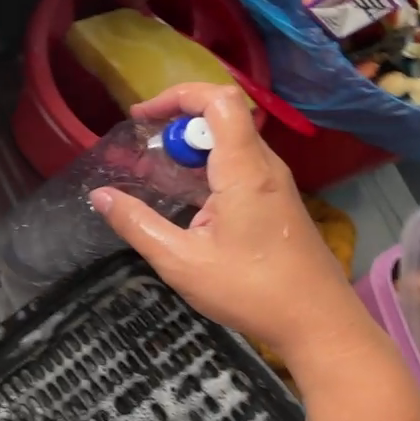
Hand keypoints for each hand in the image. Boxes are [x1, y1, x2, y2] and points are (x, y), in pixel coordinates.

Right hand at [90, 83, 365, 355]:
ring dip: (187, 149)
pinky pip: (235, 165)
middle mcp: (263, 167)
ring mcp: (272, 184)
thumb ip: (137, 224)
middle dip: (174, 124)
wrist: (319, 325)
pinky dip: (202, 169)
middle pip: (220, 116)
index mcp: (245, 171)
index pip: (219, 101)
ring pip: (227, 142)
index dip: (177, 95)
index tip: (141, 118)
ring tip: (150, 173)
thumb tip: (100, 196)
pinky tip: (180, 199)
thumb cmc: (251, 292)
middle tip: (138, 149)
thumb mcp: (181, 262)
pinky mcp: (274, 201)